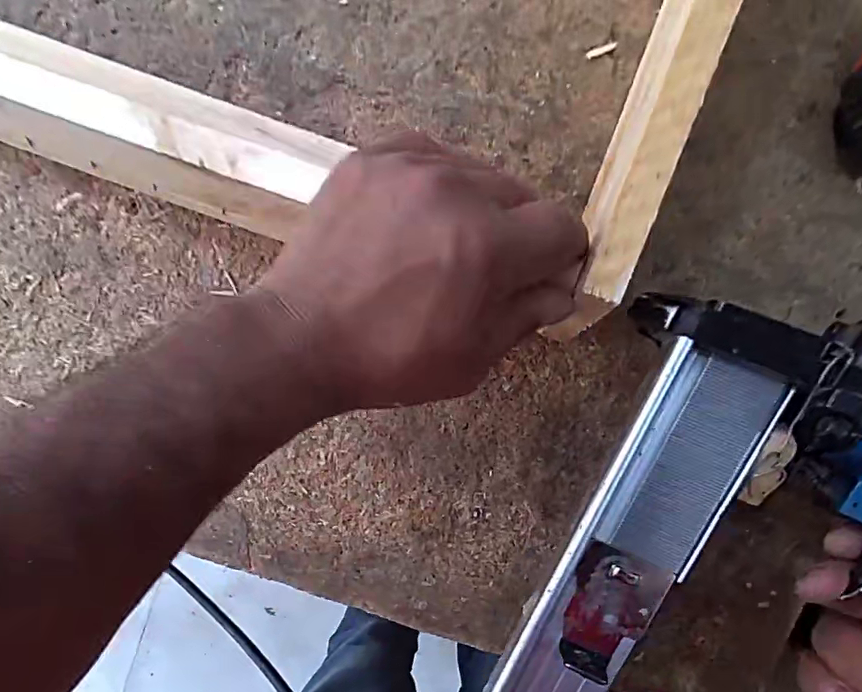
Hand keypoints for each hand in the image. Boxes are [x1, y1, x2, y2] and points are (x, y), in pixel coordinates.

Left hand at [252, 132, 588, 410]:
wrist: (298, 342)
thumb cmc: (382, 364)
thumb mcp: (466, 364)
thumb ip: (523, 319)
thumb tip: (558, 290)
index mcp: (488, 246)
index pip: (563, 227)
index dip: (557, 259)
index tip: (537, 278)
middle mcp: (455, 189)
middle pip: (522, 196)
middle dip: (513, 236)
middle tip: (477, 272)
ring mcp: (408, 166)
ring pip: (474, 172)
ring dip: (471, 209)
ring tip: (434, 250)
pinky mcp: (370, 159)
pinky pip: (426, 157)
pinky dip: (429, 186)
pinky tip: (408, 223)